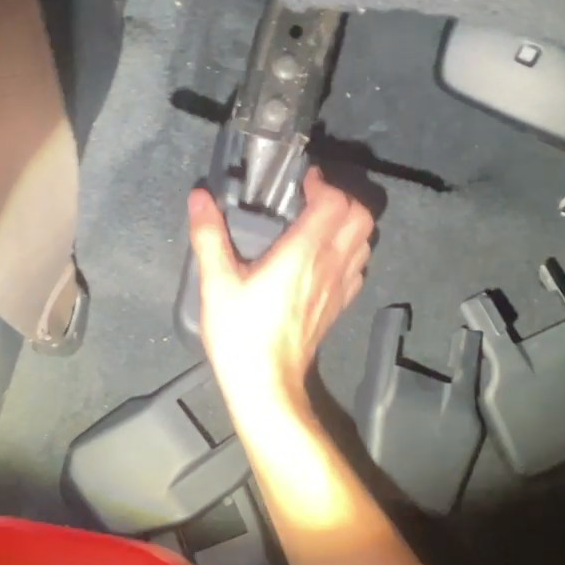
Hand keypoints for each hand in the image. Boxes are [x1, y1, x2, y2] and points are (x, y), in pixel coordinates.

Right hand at [188, 167, 373, 411]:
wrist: (267, 383)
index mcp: (304, 252)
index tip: (303, 181)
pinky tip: (325, 258)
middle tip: (314, 198)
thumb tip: (199, 197)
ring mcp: (340, 287)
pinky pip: (359, 268)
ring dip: (349, 224)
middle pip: (361, 216)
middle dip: (342, 198)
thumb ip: (209, 236)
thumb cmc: (241, 334)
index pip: (335, 202)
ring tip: (320, 223)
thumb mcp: (216, 283)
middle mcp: (330, 265)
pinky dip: (350, 252)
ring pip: (365, 241)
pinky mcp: (339, 306)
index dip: (323, 183)